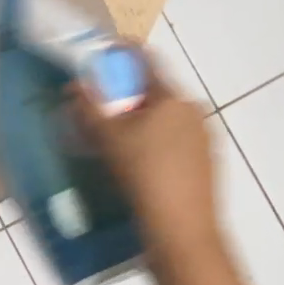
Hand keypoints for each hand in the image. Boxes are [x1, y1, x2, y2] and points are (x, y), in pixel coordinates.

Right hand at [70, 53, 223, 267]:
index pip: (144, 59)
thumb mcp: (107, 139)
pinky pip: (175, 140)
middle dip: (124, 94)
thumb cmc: (143, 176)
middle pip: (153, 91)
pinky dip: (154, 142)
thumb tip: (75, 84)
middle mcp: (194, 110)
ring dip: (138, 121)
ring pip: (164, 118)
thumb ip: (88, 107)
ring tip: (113, 142)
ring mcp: (205, 138)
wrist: (182, 232)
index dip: (119, 52)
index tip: (97, 56)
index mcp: (172, 97)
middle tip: (97, 110)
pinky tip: (138, 165)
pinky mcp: (208, 163)